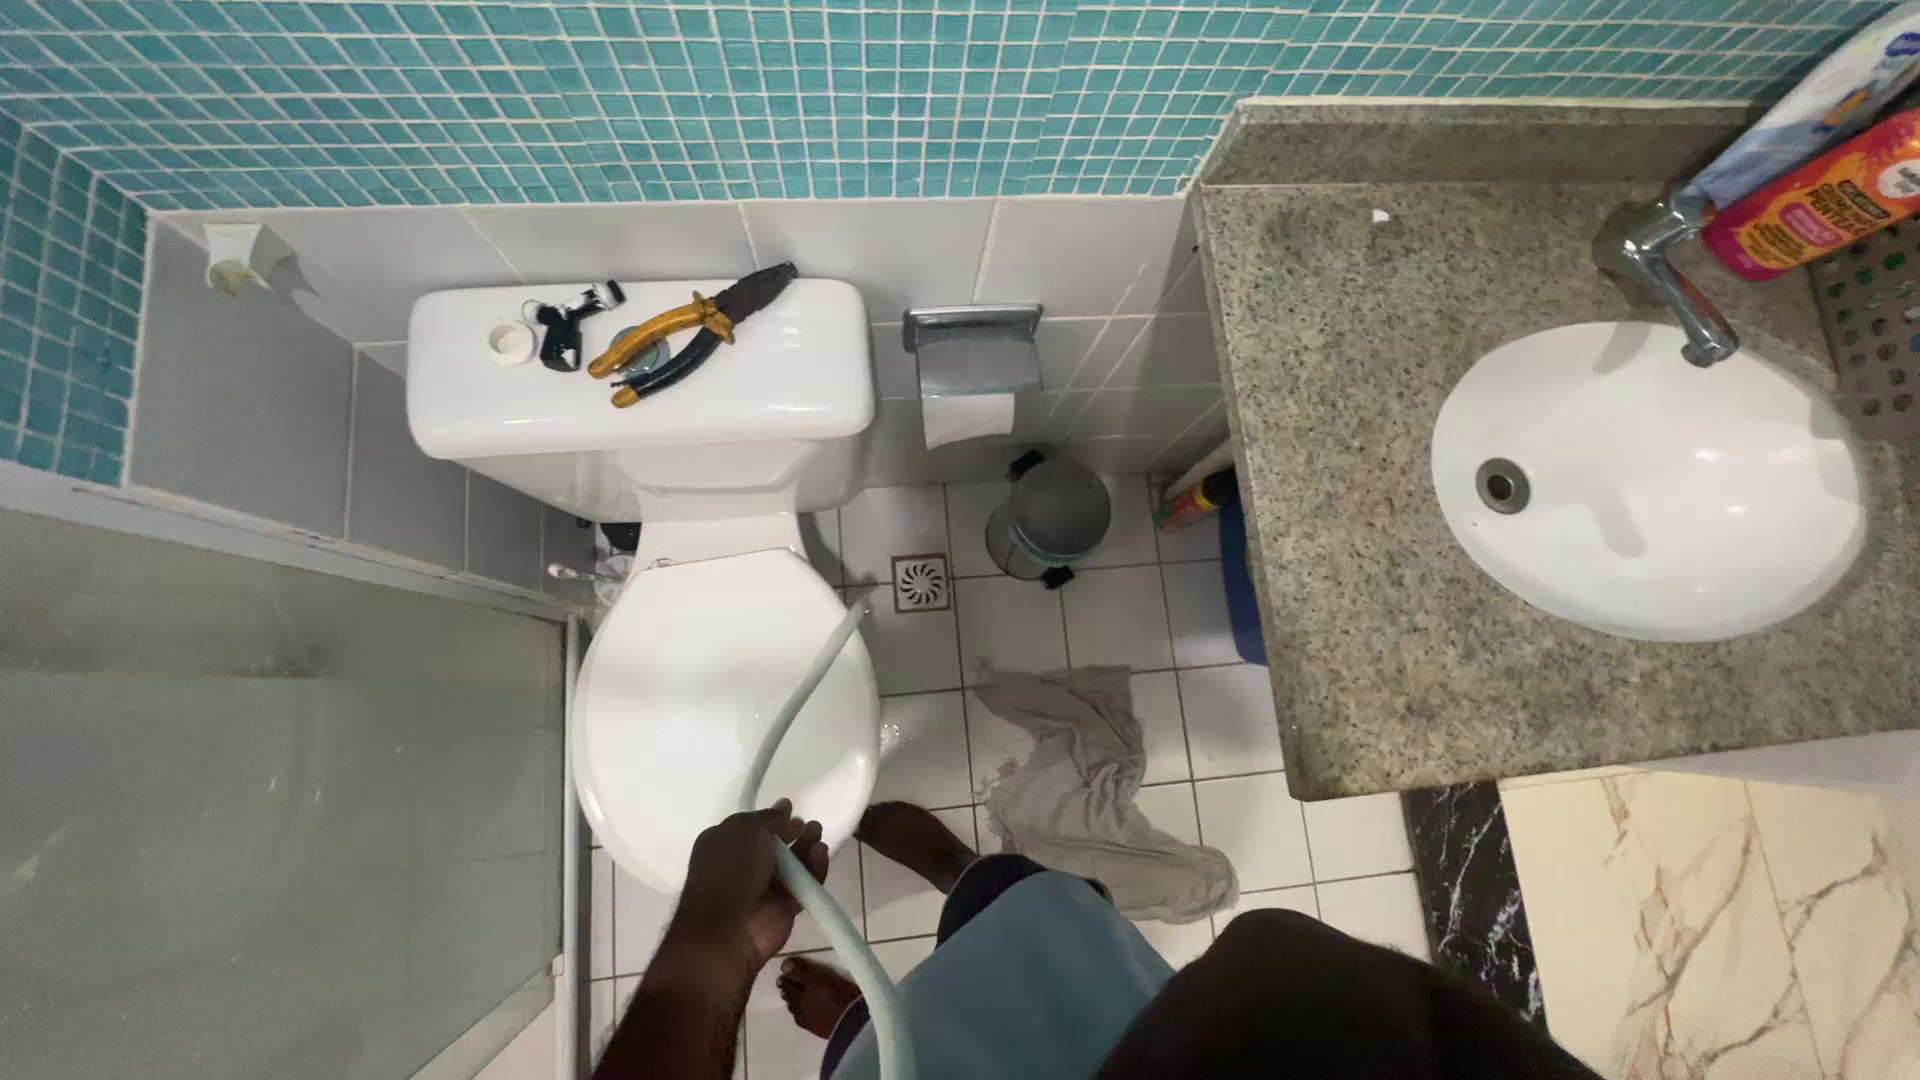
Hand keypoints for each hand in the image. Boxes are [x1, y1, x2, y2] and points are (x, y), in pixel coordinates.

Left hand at [675, 799, 828, 969]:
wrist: (728, 928)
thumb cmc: (730, 869)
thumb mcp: (746, 830)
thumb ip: (769, 817)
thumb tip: (784, 806)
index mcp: (723, 845)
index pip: (750, 827)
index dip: (770, 819)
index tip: (789, 810)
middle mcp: (742, 865)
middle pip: (775, 844)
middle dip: (793, 832)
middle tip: (809, 824)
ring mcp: (764, 888)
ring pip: (793, 863)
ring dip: (806, 847)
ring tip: (818, 834)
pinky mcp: (784, 906)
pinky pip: (804, 883)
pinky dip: (815, 868)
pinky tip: (821, 853)